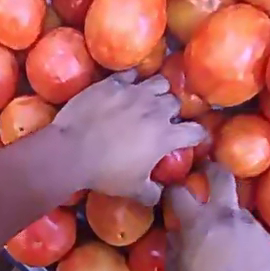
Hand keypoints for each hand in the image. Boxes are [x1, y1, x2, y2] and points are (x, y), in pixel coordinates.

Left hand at [49, 72, 206, 204]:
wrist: (72, 150)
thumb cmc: (106, 173)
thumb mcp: (132, 189)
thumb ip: (150, 192)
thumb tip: (157, 196)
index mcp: (166, 136)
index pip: (195, 132)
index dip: (197, 135)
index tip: (193, 137)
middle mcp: (155, 110)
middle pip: (175, 102)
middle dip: (172, 110)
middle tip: (162, 118)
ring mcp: (134, 93)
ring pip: (158, 82)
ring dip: (157, 90)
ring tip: (149, 97)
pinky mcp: (113, 84)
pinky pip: (130, 74)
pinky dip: (131, 79)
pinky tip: (126, 85)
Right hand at [165, 164, 269, 270]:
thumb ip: (172, 247)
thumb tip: (174, 234)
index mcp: (196, 221)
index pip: (178, 191)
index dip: (171, 189)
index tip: (170, 193)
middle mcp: (224, 213)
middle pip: (220, 174)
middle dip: (211, 168)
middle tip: (206, 171)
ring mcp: (248, 222)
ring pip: (236, 204)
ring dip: (227, 210)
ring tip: (222, 231)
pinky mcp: (264, 234)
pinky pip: (248, 226)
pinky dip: (241, 232)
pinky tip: (239, 252)